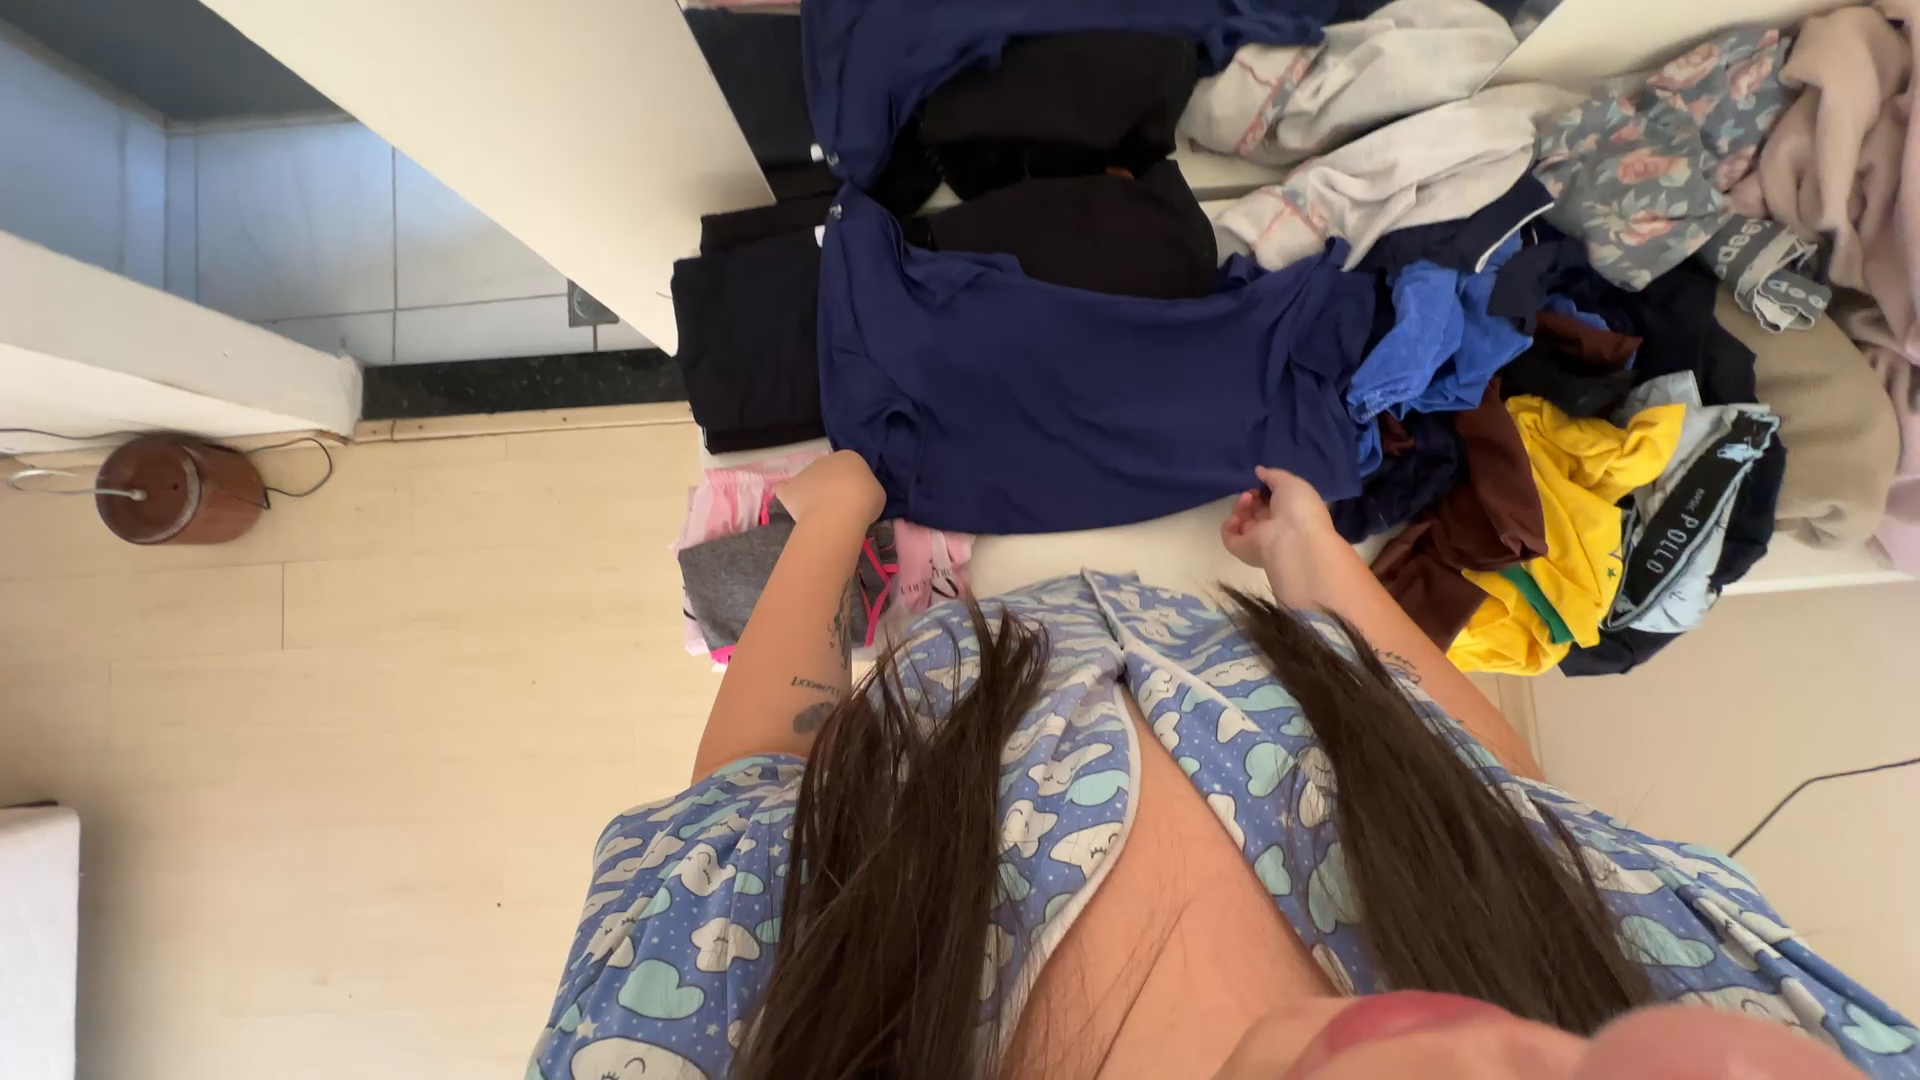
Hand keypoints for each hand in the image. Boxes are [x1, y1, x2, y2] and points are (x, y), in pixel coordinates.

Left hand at [776, 450, 885, 528]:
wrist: (838, 514)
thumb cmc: (864, 501)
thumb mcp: (878, 493)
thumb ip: (867, 488)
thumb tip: (859, 494)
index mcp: (849, 456)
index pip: (851, 466)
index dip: (854, 483)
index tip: (857, 498)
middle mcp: (825, 459)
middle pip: (828, 472)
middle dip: (832, 486)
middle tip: (840, 507)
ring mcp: (805, 472)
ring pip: (809, 481)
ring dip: (813, 493)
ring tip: (821, 514)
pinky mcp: (790, 488)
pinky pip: (785, 490)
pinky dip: (789, 496)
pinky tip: (794, 506)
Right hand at [1220, 466, 1336, 568]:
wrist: (1293, 541)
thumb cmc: (1298, 509)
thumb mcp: (1291, 483)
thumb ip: (1273, 475)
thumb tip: (1259, 470)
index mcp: (1289, 512)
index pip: (1271, 500)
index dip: (1263, 489)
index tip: (1261, 482)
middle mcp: (1273, 526)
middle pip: (1254, 508)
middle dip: (1250, 496)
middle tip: (1252, 494)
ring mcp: (1256, 538)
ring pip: (1240, 519)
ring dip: (1240, 506)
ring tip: (1246, 501)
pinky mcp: (1241, 548)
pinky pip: (1229, 535)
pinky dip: (1229, 525)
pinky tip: (1237, 518)